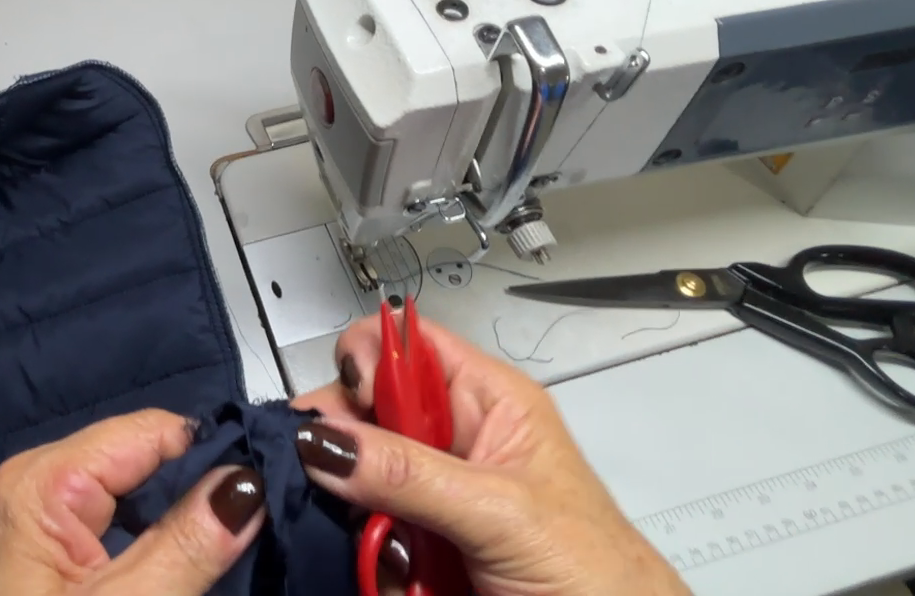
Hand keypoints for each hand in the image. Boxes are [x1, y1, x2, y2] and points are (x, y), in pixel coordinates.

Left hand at [0, 409, 267, 594]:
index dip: (210, 452)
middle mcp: (30, 477)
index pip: (148, 430)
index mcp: (43, 479)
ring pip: (122, 483)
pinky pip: (101, 513)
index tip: (266, 485)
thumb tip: (250, 478)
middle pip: (134, 453)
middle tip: (253, 517)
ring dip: (171, 508)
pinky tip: (171, 555)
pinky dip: (141, 529)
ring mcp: (26, 511)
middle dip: (192, 482)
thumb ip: (188, 543)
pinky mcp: (32, 545)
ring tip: (221, 536)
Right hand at [292, 316, 688, 595]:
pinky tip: (370, 559)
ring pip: (355, 466)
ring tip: (358, 530)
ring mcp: (430, 489)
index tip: (351, 398)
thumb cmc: (596, 578)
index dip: (368, 355)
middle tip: (323, 470)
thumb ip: (409, 474)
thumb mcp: (502, 514)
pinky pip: (362, 519)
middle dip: (341, 436)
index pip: (407, 343)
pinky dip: (356, 540)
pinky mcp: (416, 537)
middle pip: (367, 403)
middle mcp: (450, 434)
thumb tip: (318, 438)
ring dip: (344, 497)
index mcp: (485, 399)